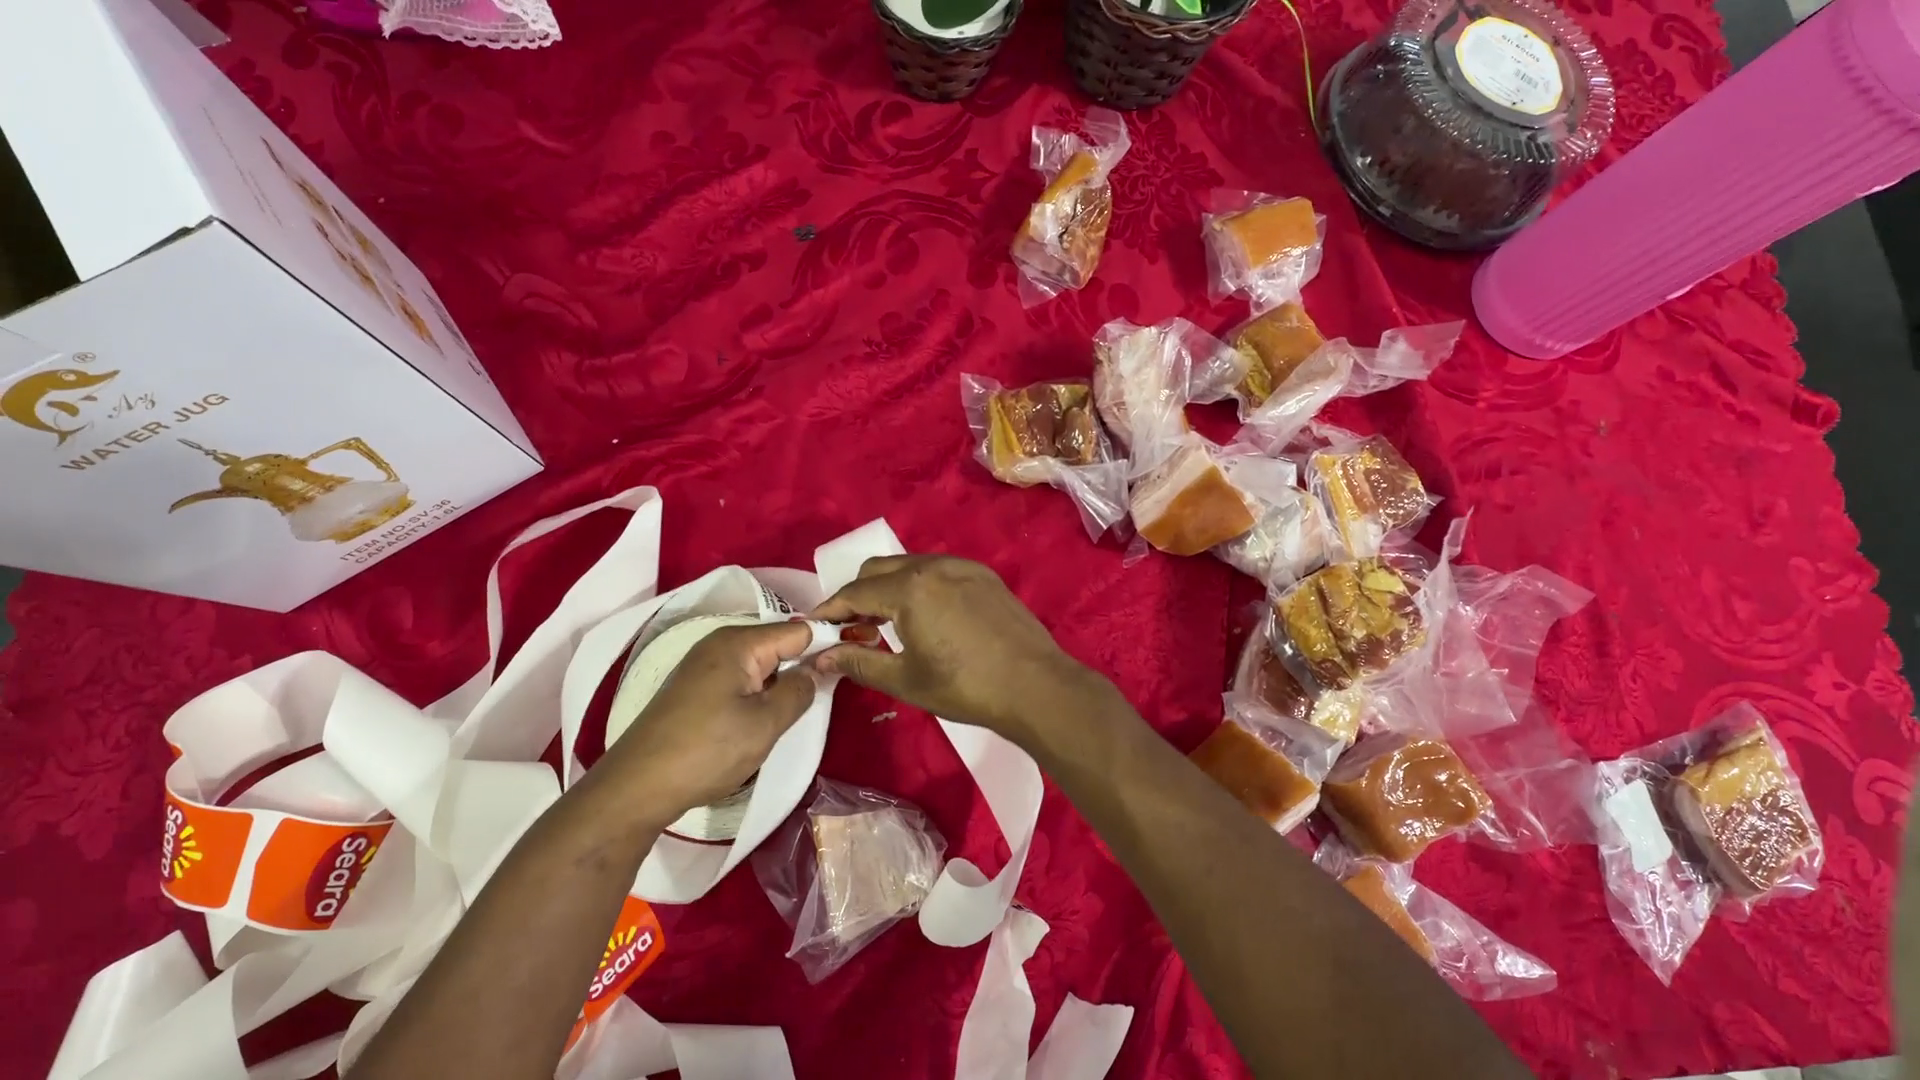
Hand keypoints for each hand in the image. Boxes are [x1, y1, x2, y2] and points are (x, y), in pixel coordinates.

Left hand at [598, 621, 817, 823]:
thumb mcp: (765, 724)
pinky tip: (761, 721)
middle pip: (779, 644)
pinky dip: (758, 694)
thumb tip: (818, 669)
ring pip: (760, 665)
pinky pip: (741, 679)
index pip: (799, 630)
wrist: (638, 786)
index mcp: (739, 643)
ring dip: (780, 685)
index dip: (827, 647)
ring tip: (795, 713)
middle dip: (803, 666)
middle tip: (825, 698)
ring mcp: (704, 666)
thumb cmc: (707, 751)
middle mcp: (720, 644)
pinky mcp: (695, 688)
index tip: (849, 669)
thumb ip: (800, 691)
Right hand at [808, 555, 1108, 741]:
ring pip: (910, 566)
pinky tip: (926, 618)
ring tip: (887, 625)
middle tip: (851, 630)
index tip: (814, 628)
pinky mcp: (985, 576)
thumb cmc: (965, 687)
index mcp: (909, 588)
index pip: (854, 593)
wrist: (1036, 687)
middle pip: (879, 570)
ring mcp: (963, 567)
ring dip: (889, 588)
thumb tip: (821, 657)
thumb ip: (859, 662)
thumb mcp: (905, 680)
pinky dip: (919, 586)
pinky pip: (938, 571)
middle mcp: (933, 566)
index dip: (830, 611)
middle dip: (857, 595)